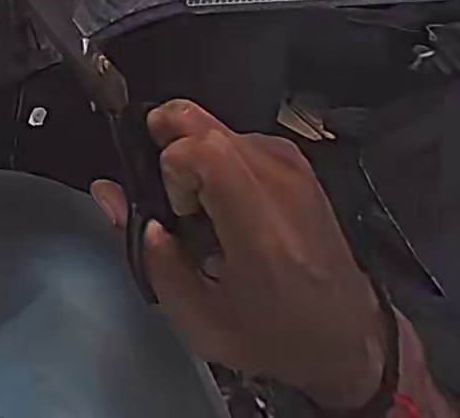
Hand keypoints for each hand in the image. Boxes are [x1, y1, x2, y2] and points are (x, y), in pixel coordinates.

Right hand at [91, 101, 385, 408]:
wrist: (349, 339)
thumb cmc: (275, 335)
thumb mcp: (198, 316)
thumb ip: (146, 251)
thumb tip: (110, 193)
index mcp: (262, 229)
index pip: (202, 149)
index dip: (171, 169)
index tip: (179, 210)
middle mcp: (280, 184)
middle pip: (199, 120)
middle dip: (165, 140)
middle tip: (170, 184)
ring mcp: (290, 164)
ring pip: (209, 123)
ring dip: (189, 152)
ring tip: (203, 202)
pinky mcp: (293, 156)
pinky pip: (230, 132)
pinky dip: (213, 154)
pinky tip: (223, 196)